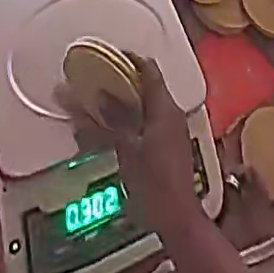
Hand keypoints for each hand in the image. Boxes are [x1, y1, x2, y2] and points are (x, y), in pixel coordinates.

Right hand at [71, 55, 201, 237]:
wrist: (178, 216)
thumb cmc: (154, 182)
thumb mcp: (127, 149)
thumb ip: (110, 120)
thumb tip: (96, 96)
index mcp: (164, 107)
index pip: (149, 69)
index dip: (130, 58)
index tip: (109, 56)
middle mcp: (173, 112)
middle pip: (149, 84)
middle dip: (125, 79)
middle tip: (101, 78)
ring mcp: (174, 127)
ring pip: (150, 101)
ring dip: (129, 97)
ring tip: (104, 100)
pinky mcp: (172, 142)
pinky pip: (152, 116)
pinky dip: (135, 113)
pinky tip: (118, 124)